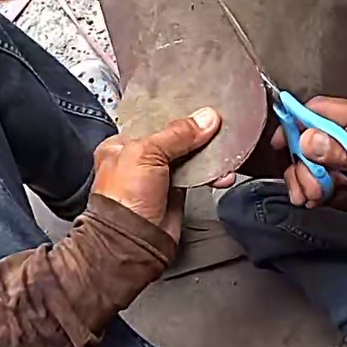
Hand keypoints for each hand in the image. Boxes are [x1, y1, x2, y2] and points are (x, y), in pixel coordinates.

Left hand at [91, 107, 223, 239]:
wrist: (134, 241)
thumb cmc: (124, 198)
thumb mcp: (146, 154)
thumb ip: (177, 134)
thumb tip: (206, 118)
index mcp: (121, 144)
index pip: (152, 120)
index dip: (175, 112)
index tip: (198, 105)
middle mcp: (138, 159)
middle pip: (173, 138)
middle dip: (196, 133)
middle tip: (217, 123)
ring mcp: (157, 177)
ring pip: (189, 157)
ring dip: (208, 154)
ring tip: (225, 149)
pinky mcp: (175, 193)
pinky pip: (197, 177)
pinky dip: (212, 174)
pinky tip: (223, 172)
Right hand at [272, 97, 346, 241]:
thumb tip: (311, 140)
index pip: (323, 110)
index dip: (299, 124)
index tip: (283, 144)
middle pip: (310, 136)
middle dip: (303, 161)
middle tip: (308, 183)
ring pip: (310, 158)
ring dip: (304, 178)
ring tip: (312, 196)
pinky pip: (317, 175)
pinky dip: (310, 187)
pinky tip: (313, 199)